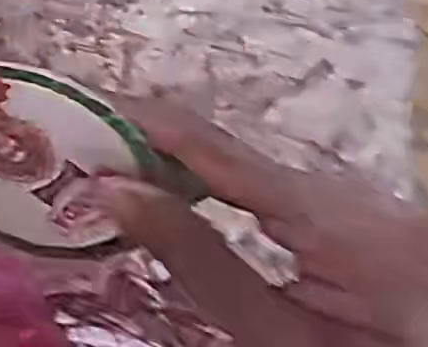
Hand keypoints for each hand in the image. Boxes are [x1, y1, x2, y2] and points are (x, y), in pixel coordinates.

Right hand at [67, 99, 427, 346]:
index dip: (138, 120)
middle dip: (144, 137)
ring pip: (233, 158)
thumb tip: (106, 185)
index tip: (76, 104)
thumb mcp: (275, 345)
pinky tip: (161, 184)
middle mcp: (348, 190)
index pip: (211, 145)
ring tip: (104, 156)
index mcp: (339, 218)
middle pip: (220, 144)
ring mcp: (351, 199)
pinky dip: (200, 179)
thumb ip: (193, 258)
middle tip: (78, 138)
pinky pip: (255, 182)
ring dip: (166, 156)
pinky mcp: (345, 214)